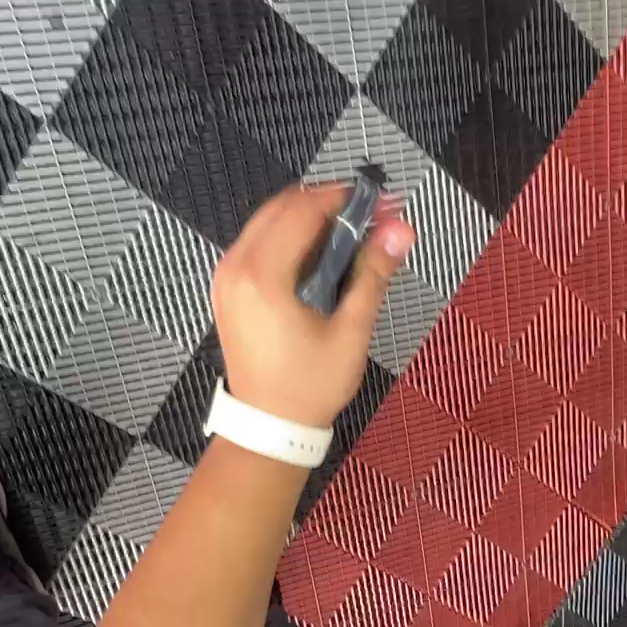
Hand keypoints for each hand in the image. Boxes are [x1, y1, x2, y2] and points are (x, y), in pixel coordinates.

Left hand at [209, 183, 413, 428]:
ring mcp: (225, 277)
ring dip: (307, 219)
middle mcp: (235, 267)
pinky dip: (288, 239)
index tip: (382, 204)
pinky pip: (256, 243)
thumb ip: (373, 275)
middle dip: (327, 204)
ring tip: (349, 237)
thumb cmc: (310, 388)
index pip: (303, 209)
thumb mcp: (349, 333)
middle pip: (282, 207)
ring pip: (267, 222)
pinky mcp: (226, 289)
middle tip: (370, 218)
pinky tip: (318, 258)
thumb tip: (401, 229)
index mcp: (262, 276)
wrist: (268, 427)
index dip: (345, 198)